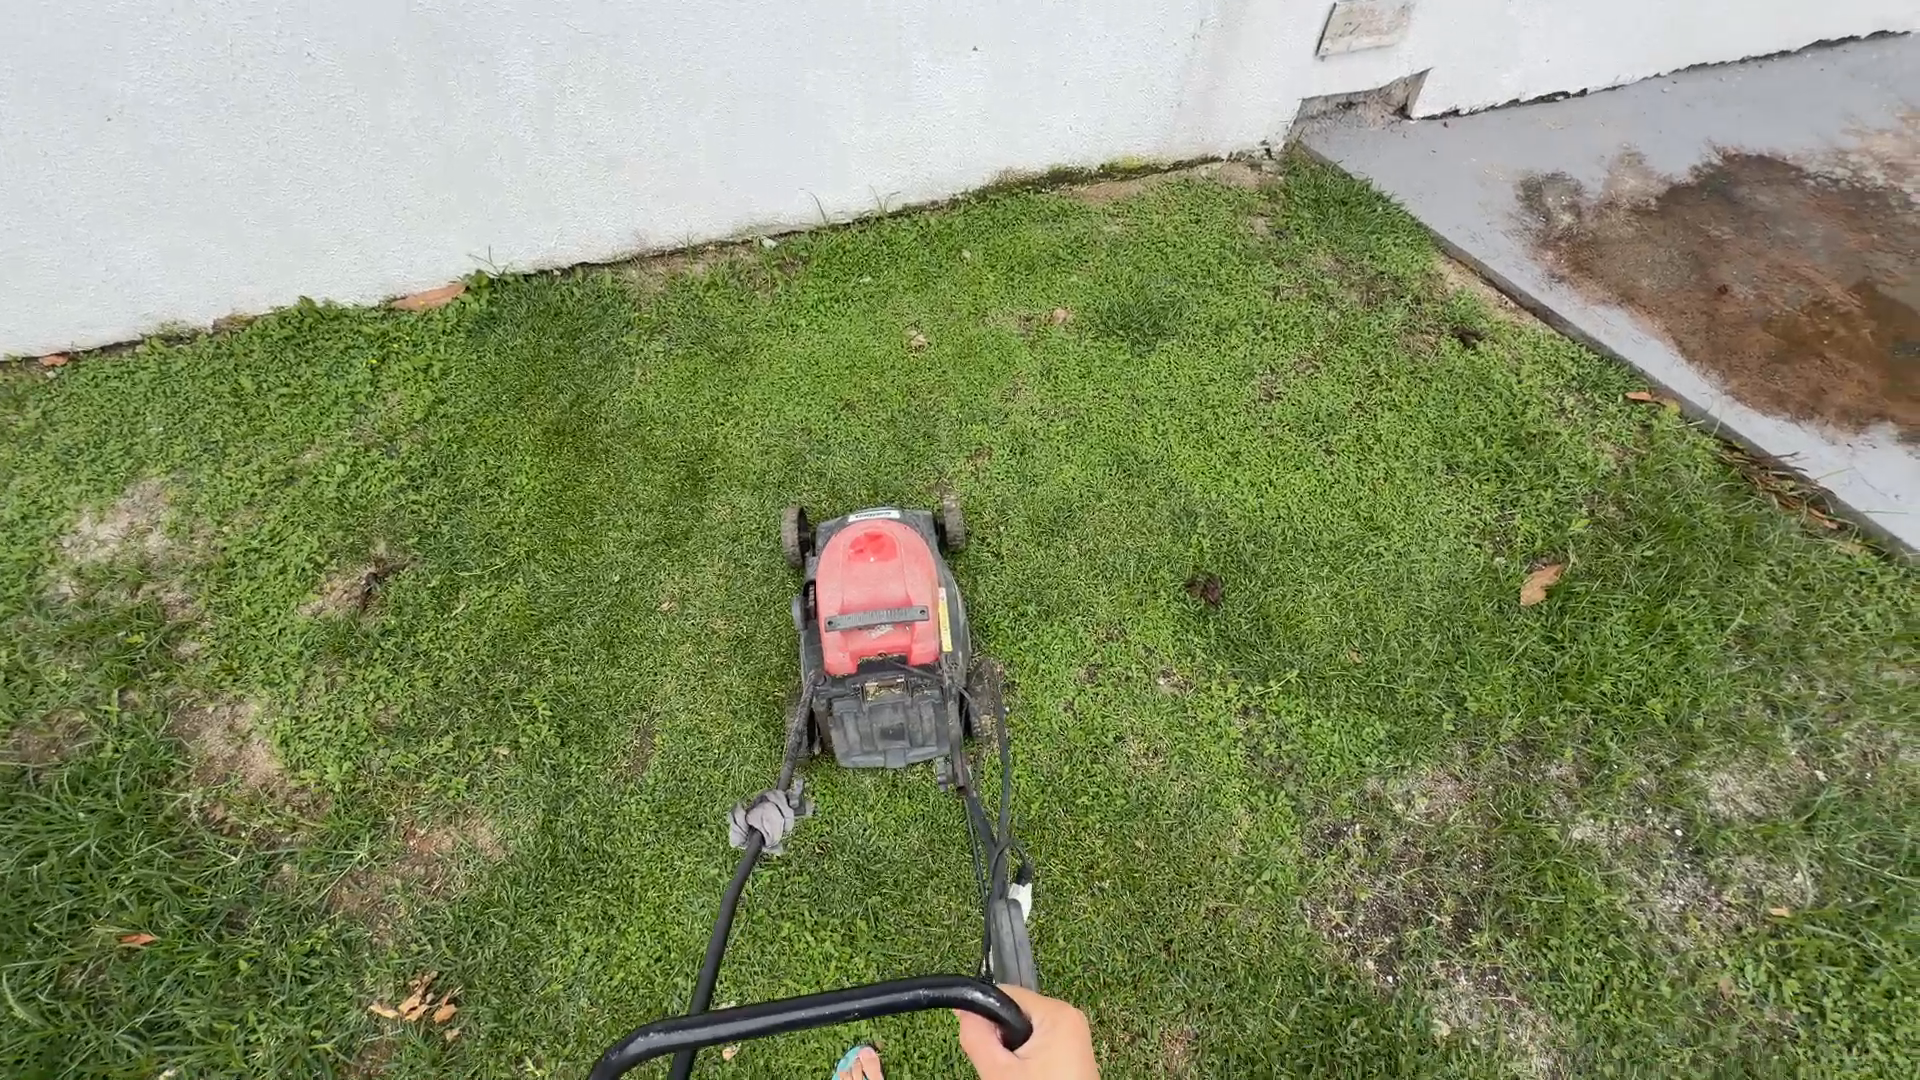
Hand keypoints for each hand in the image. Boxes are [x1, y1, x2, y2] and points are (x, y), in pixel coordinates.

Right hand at [955, 985, 1098, 1079]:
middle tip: (1003, 1071)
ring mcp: (1074, 1035)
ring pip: (1026, 1030)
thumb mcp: (1001, 1074)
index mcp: (1057, 1013)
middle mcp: (1070, 1016)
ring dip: (1014, 1052)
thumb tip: (964, 1009)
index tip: (984, 1047)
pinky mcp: (1074, 1052)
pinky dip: (1028, 1059)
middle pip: (1017, 1013)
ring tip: (1015, 1078)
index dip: (988, 1018)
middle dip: (1003, 1039)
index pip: (1007, 995)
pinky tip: (1027, 1078)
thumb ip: (977, 1037)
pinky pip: (1041, 1043)